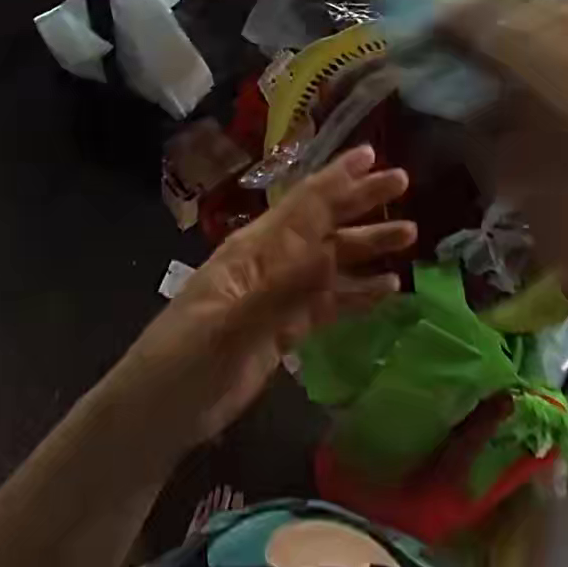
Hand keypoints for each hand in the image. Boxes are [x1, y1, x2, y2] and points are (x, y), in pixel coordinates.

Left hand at [109, 146, 412, 448]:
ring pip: (329, 263)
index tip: (371, 154)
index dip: (336, 179)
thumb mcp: (229, 326)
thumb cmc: (183, 361)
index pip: (301, 206)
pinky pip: (326, 304)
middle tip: (402, 182)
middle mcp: (267, 264)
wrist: (158, 412)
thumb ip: (280, 292)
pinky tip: (388, 289)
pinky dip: (356, 295)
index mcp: (251, 251)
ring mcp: (276, 297)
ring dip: (365, 247)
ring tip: (409, 233)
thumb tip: (330, 250)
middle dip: (359, 202)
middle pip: (320, 225)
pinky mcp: (282, 330)